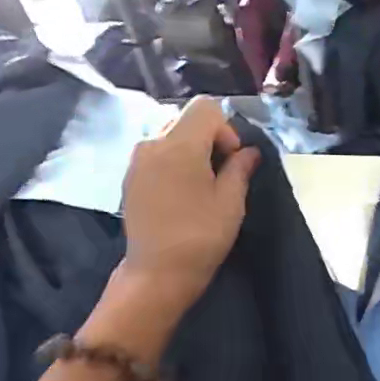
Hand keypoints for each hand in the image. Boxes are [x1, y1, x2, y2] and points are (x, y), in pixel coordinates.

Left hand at [81, 98, 257, 360]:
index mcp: (180, 144)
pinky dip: (173, 164)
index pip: (206, 107)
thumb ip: (240, 169)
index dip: (226, 129)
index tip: (230, 162)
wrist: (158, 272)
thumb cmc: (201, 237)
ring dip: (190, 152)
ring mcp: (137, 160)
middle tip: (219, 176)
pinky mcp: (130, 177)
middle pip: (186, 119)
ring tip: (199, 188)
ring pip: (170, 136)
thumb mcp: (231, 203)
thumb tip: (249, 152)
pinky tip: (180, 196)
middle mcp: (153, 142)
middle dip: (208, 139)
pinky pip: (156, 154)